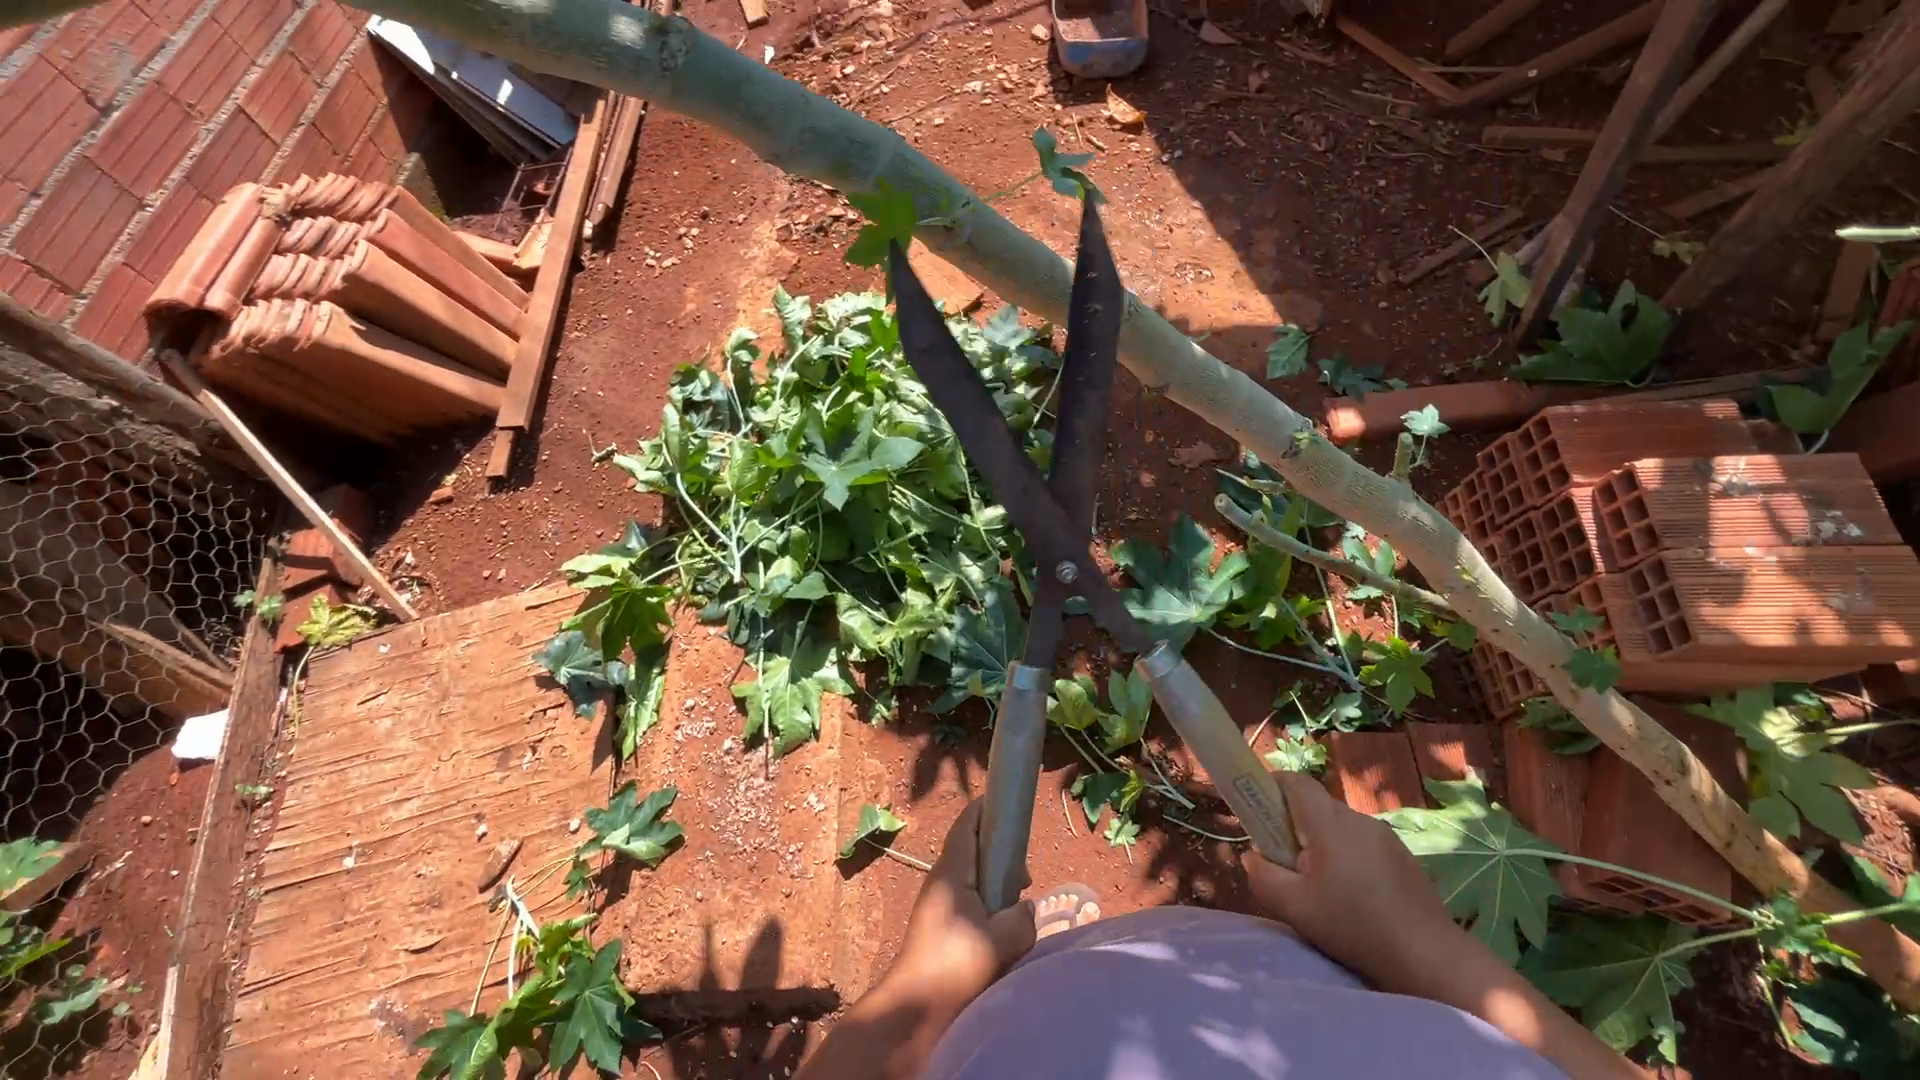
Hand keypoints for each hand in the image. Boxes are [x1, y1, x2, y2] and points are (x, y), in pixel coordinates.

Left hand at [879, 799, 1036, 1008]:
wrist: (916, 1007)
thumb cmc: (955, 964)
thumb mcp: (1001, 939)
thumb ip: (1021, 918)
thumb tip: (1027, 908)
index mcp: (952, 871)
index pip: (966, 825)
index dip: (985, 809)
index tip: (1007, 804)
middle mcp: (941, 881)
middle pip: (971, 850)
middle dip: (999, 852)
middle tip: (1023, 870)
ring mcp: (938, 904)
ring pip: (971, 878)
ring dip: (995, 882)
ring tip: (1016, 903)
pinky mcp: (940, 927)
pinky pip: (968, 901)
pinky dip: (987, 904)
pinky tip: (1002, 929)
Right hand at [1242, 772, 1462, 992]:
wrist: (1429, 956)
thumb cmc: (1354, 926)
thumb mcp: (1295, 907)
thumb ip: (1263, 876)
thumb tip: (1252, 856)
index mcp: (1329, 823)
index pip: (1295, 782)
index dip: (1272, 786)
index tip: (1257, 809)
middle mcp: (1358, 819)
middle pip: (1316, 804)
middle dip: (1293, 823)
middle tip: (1285, 860)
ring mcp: (1385, 836)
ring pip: (1339, 825)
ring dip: (1321, 842)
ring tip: (1320, 884)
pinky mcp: (1402, 855)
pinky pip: (1362, 842)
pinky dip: (1346, 855)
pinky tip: (1353, 894)